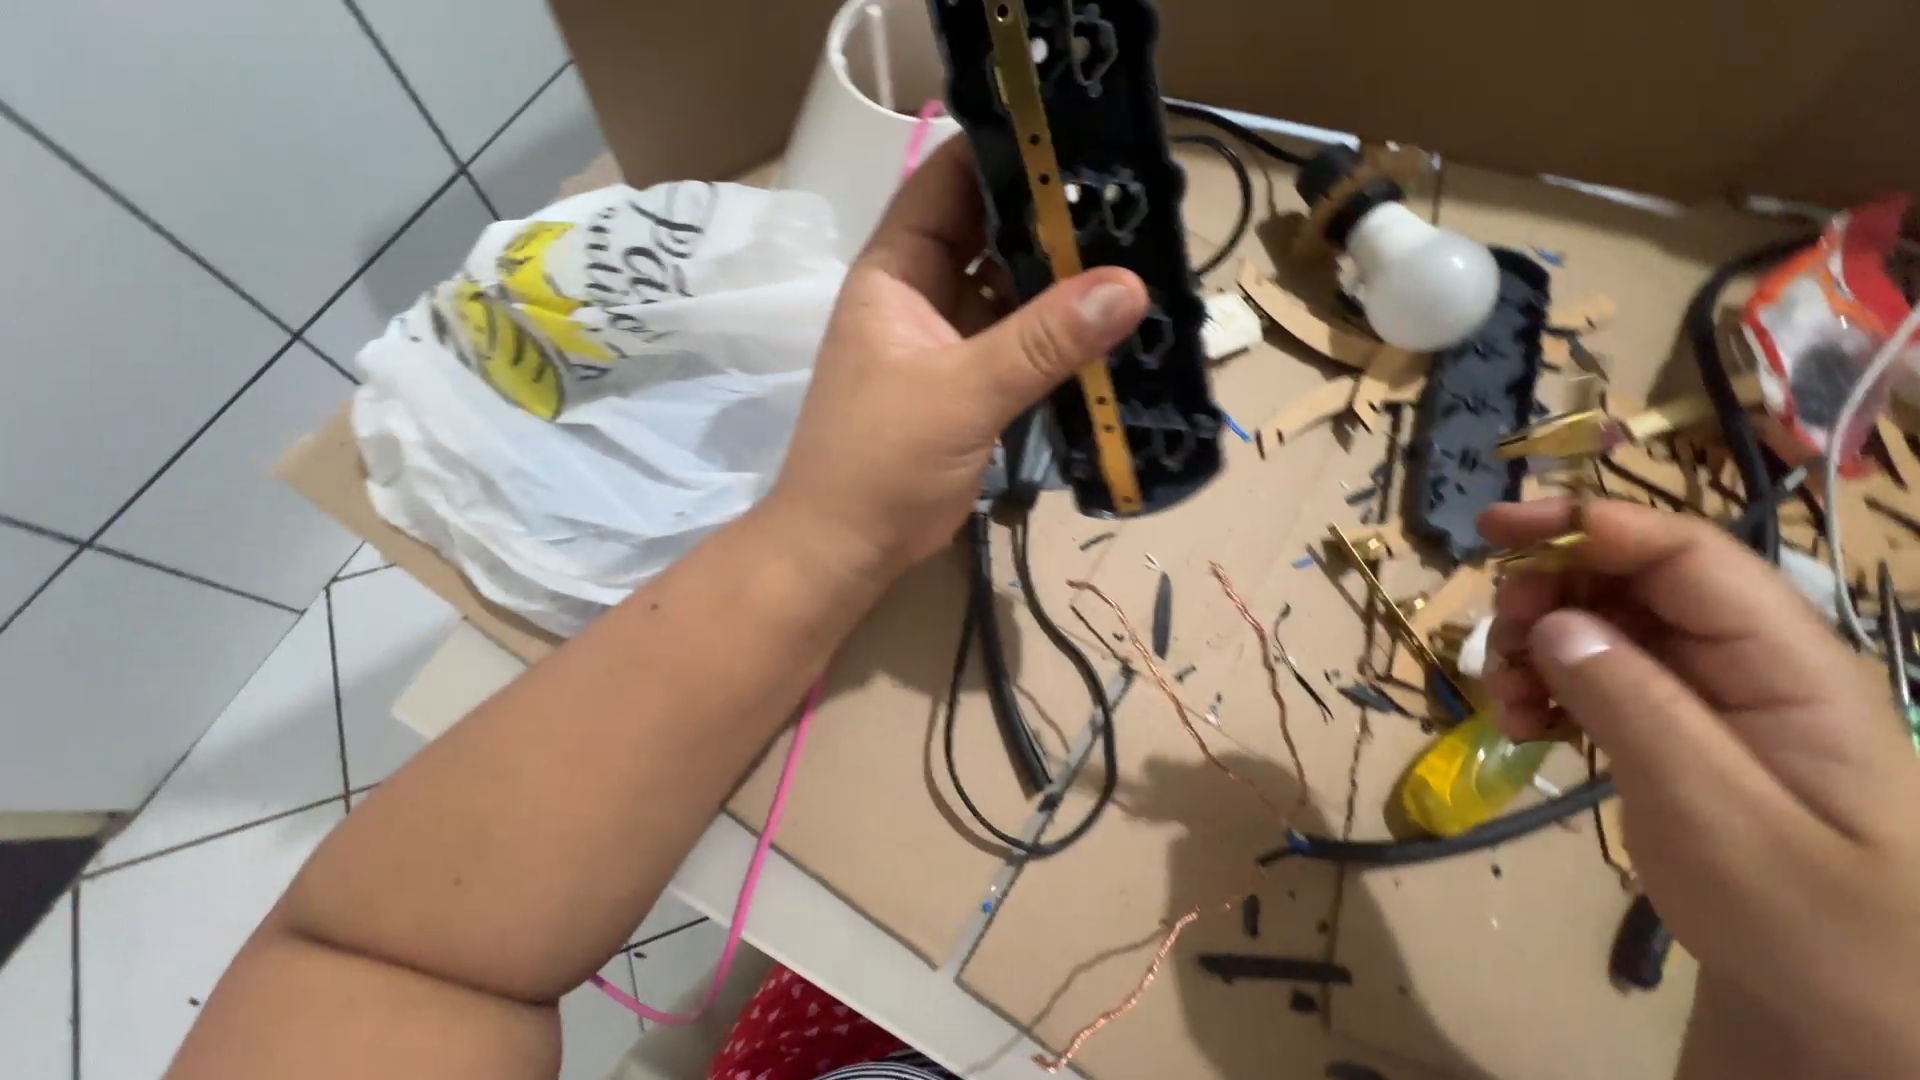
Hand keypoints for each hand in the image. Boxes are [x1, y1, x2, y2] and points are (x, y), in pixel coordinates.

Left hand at [765, 141, 1148, 578]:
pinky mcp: (968, 382)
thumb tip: (1130, 285)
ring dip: (1061, 275)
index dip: (1007, 149)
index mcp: (896, 272)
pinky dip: (1058, 331)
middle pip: (989, 230)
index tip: (1083, 131)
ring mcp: (946, 339)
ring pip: (1009, 286)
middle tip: (1134, 194)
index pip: (949, 181)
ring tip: (1139, 248)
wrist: (849, 546)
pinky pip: (1019, 338)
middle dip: (1050, 213)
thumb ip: (1043, 339)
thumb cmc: (881, 462)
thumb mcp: (961, 393)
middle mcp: (920, 293)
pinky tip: (1110, 322)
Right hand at [1480, 498, 1919, 1075]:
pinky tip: (1524, 724)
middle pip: (1630, 579)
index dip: (1587, 522)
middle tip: (1498, 646)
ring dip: (1535, 646)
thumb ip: (1633, 708)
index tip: (1494, 528)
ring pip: (1601, 623)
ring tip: (1505, 702)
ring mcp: (1712, 694)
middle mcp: (1750, 662)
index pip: (1685, 554)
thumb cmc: (1804, 918)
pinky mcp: (1676, 725)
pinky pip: (1595, 674)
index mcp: (1790, 665)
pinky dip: (1545, 687)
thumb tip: (1552, 624)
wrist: (1848, 1008)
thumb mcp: (1712, 813)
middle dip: (1548, 593)